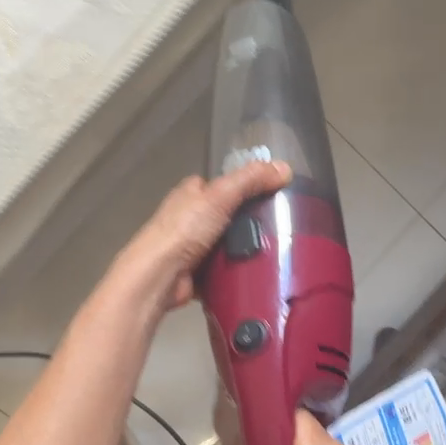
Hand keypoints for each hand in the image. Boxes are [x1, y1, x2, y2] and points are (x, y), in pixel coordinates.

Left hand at [116, 160, 290, 310]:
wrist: (160, 276)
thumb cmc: (185, 230)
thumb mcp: (220, 196)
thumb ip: (250, 180)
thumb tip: (285, 168)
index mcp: (190, 194)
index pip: (222, 185)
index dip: (245, 188)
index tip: (271, 196)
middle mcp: (188, 219)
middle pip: (228, 217)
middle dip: (249, 223)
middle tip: (280, 229)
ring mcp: (191, 247)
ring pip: (227, 245)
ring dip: (246, 249)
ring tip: (276, 252)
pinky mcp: (196, 274)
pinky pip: (223, 270)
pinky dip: (237, 272)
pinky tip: (257, 274)